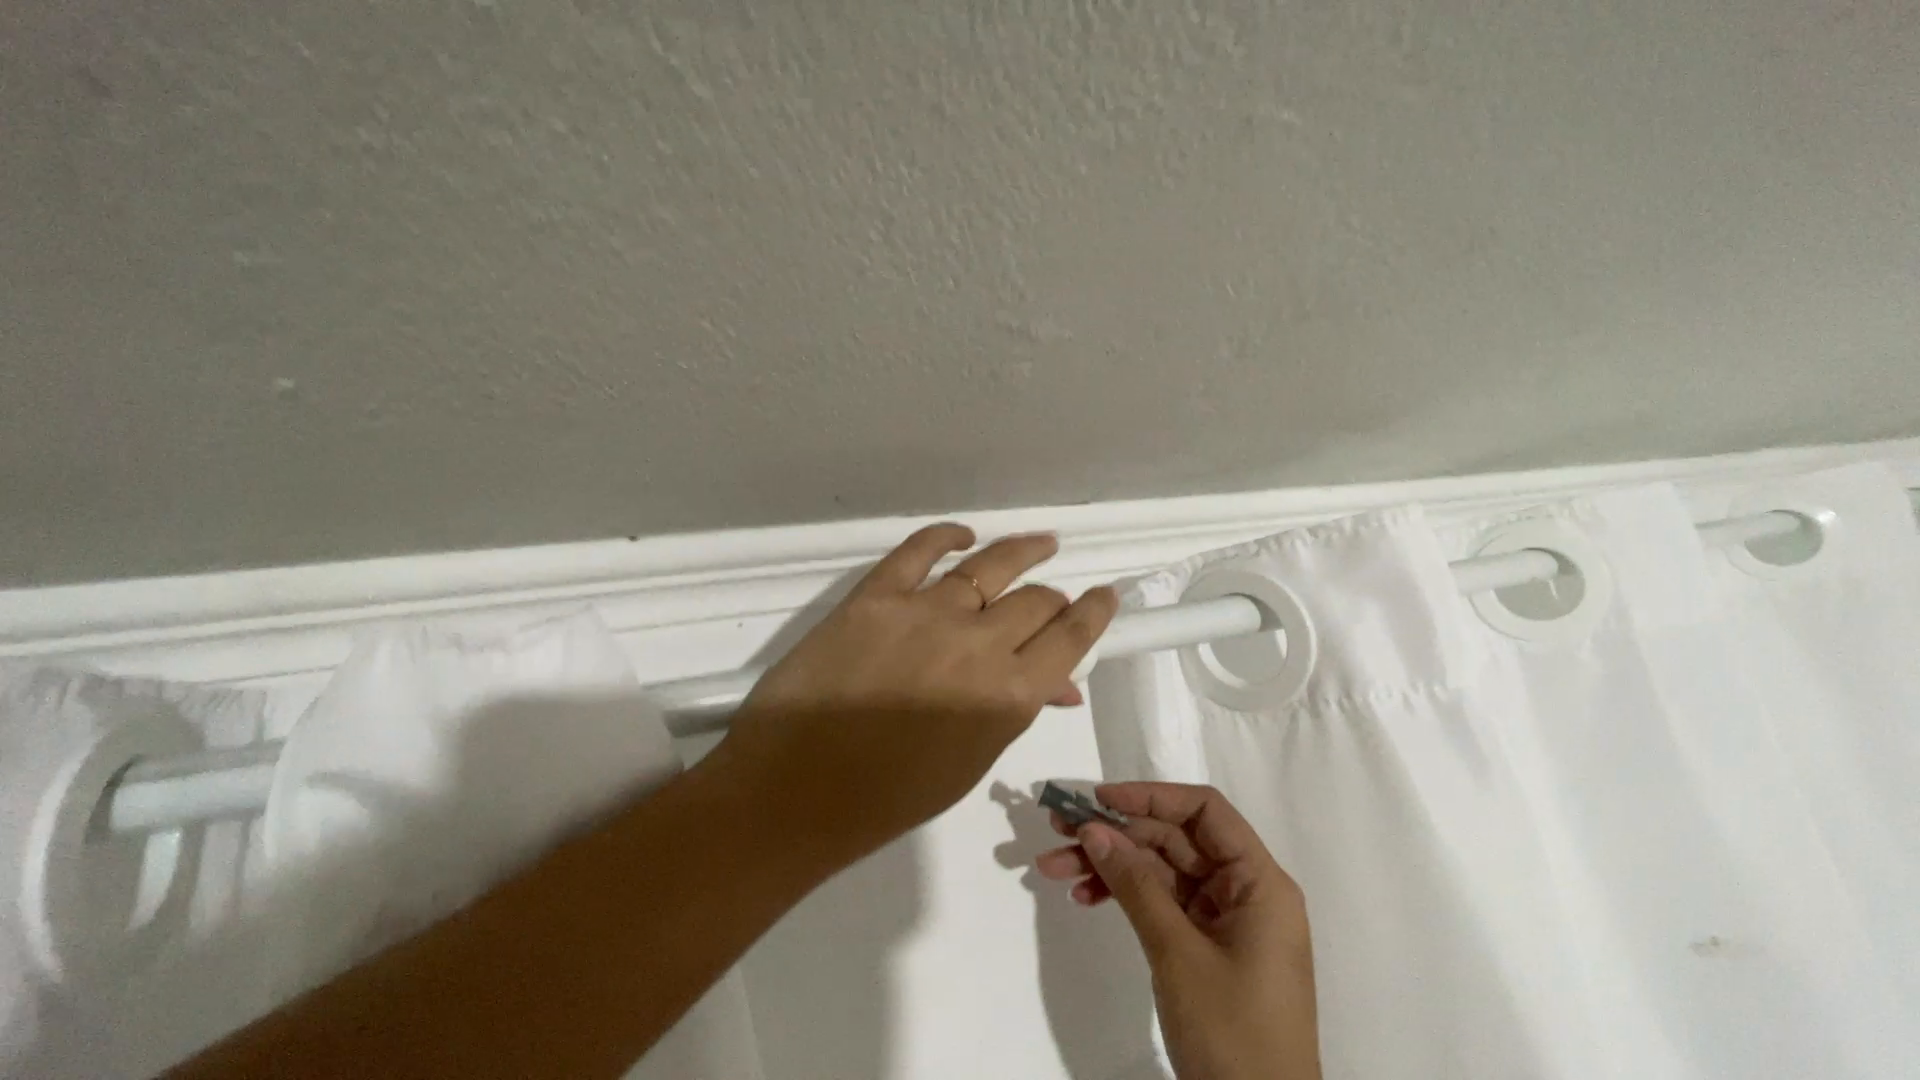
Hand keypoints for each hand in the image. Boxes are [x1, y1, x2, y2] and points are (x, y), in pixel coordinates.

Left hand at [721, 523, 1118, 862]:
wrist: (796, 792)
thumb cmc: (889, 798)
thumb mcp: (970, 761)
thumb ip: (1013, 711)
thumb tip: (1053, 685)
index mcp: (1009, 695)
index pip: (1070, 637)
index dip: (1093, 612)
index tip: (1104, 597)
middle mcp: (979, 643)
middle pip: (1035, 600)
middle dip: (1054, 598)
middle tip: (1054, 598)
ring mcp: (925, 613)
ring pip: (990, 566)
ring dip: (1023, 551)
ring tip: (1043, 542)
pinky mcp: (875, 597)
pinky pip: (918, 550)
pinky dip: (945, 536)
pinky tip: (962, 535)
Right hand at [1037, 783, 1320, 1079]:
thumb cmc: (1231, 1030)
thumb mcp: (1177, 952)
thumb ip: (1135, 885)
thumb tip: (1093, 829)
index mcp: (1258, 882)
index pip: (1204, 811)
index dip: (1151, 796)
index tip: (1098, 799)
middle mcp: (1244, 891)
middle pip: (1174, 840)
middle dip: (1116, 834)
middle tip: (1057, 830)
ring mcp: (1224, 920)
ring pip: (1161, 871)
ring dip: (1110, 866)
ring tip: (1053, 868)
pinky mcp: (1207, 947)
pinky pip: (1162, 904)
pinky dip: (1125, 898)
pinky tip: (1084, 898)